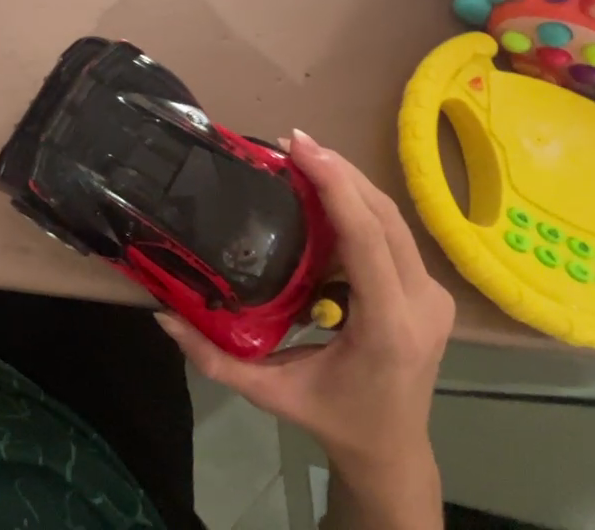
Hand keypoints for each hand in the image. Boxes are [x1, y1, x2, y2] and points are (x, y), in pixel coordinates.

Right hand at [156, 130, 453, 476]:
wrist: (394, 450)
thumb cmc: (333, 419)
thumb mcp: (269, 392)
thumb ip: (213, 358)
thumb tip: (162, 314)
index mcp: (387, 326)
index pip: (366, 240)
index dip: (336, 187)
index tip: (302, 148)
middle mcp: (422, 304)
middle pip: (383, 217)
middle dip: (339, 171)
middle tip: (291, 143)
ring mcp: (432, 296)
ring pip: (392, 220)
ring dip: (349, 184)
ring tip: (303, 158)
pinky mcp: (429, 291)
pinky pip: (392, 236)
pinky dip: (359, 206)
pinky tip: (325, 193)